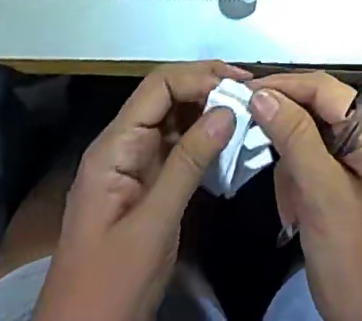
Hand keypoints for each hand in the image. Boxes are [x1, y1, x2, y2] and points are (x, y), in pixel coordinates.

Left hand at [36, 61, 246, 320]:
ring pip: (175, 118)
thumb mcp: (153, 224)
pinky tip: (231, 140)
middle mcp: (122, 146)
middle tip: (251, 92)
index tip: (240, 85)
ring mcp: (134, 165)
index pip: (158, 86)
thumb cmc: (110, 284)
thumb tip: (228, 110)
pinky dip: (205, 137)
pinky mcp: (146, 184)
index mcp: (114, 147)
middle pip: (166, 95)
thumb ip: (189, 163)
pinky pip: (178, 146)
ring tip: (248, 110)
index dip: (199, 77)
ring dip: (210, 109)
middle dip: (208, 86)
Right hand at [249, 72, 361, 320]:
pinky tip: (298, 216)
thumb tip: (261, 94)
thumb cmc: (356, 257)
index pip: (323, 88)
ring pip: (303, 137)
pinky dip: (294, 186)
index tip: (239, 92)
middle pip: (312, 110)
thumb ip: (295, 138)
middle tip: (260, 159)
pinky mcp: (342, 175)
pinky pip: (305, 162)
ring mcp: (356, 152)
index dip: (282, 86)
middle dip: (287, 144)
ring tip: (296, 211)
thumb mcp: (323, 195)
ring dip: (290, 174)